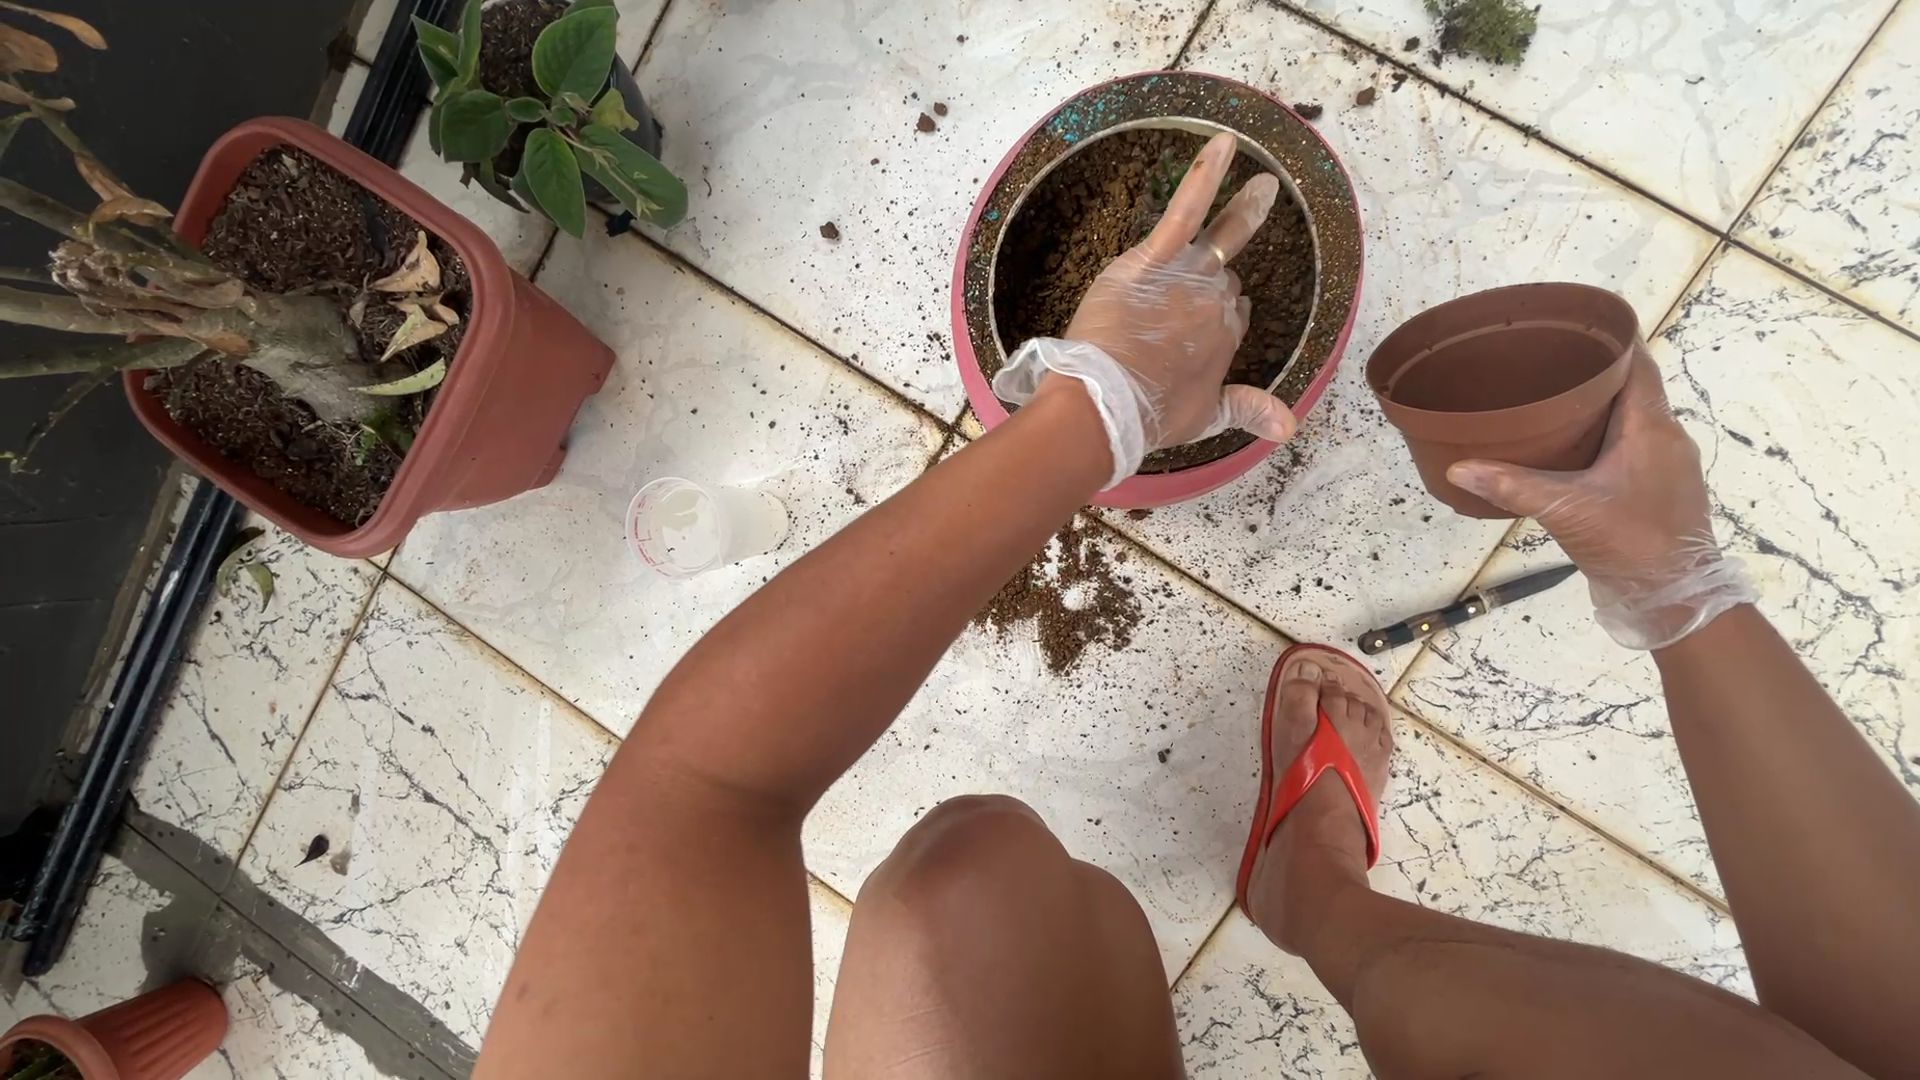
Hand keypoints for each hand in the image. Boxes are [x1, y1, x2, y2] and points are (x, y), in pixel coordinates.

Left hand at [991, 132, 1296, 487]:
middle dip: (1211, 285)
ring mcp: (1187, 278)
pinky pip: (1186, 212)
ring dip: (1242, 213)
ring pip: (1218, 242)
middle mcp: (1215, 304)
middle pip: (1221, 280)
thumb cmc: (1150, 416)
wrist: (1108, 405)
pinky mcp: (1153, 262)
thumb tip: (1289, 427)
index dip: (1220, 317)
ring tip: (1262, 186)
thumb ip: (1246, 411)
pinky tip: (1225, 144)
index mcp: (1225, 340)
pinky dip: (1206, 177)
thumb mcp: (1204, 420)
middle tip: (1189, 296)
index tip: (1209, 324)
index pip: (1233, 314)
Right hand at [1446, 348, 1756, 649]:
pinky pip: (1621, 441)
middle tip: (1540, 361)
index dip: (1612, 341)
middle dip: (1589, 372)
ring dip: (1590, 404)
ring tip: (1540, 398)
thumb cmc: (1630, 539)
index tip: (1575, 325)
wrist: (1672, 592)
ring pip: (1625, 417)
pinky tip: (1558, 443)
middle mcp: (1662, 438)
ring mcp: (1659, 462)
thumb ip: (1511, 485)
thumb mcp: (1564, 510)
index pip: (1638, 368)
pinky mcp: (1649, 484)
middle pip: (1629, 389)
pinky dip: (1592, 432)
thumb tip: (1455, 467)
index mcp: (1650, 430)